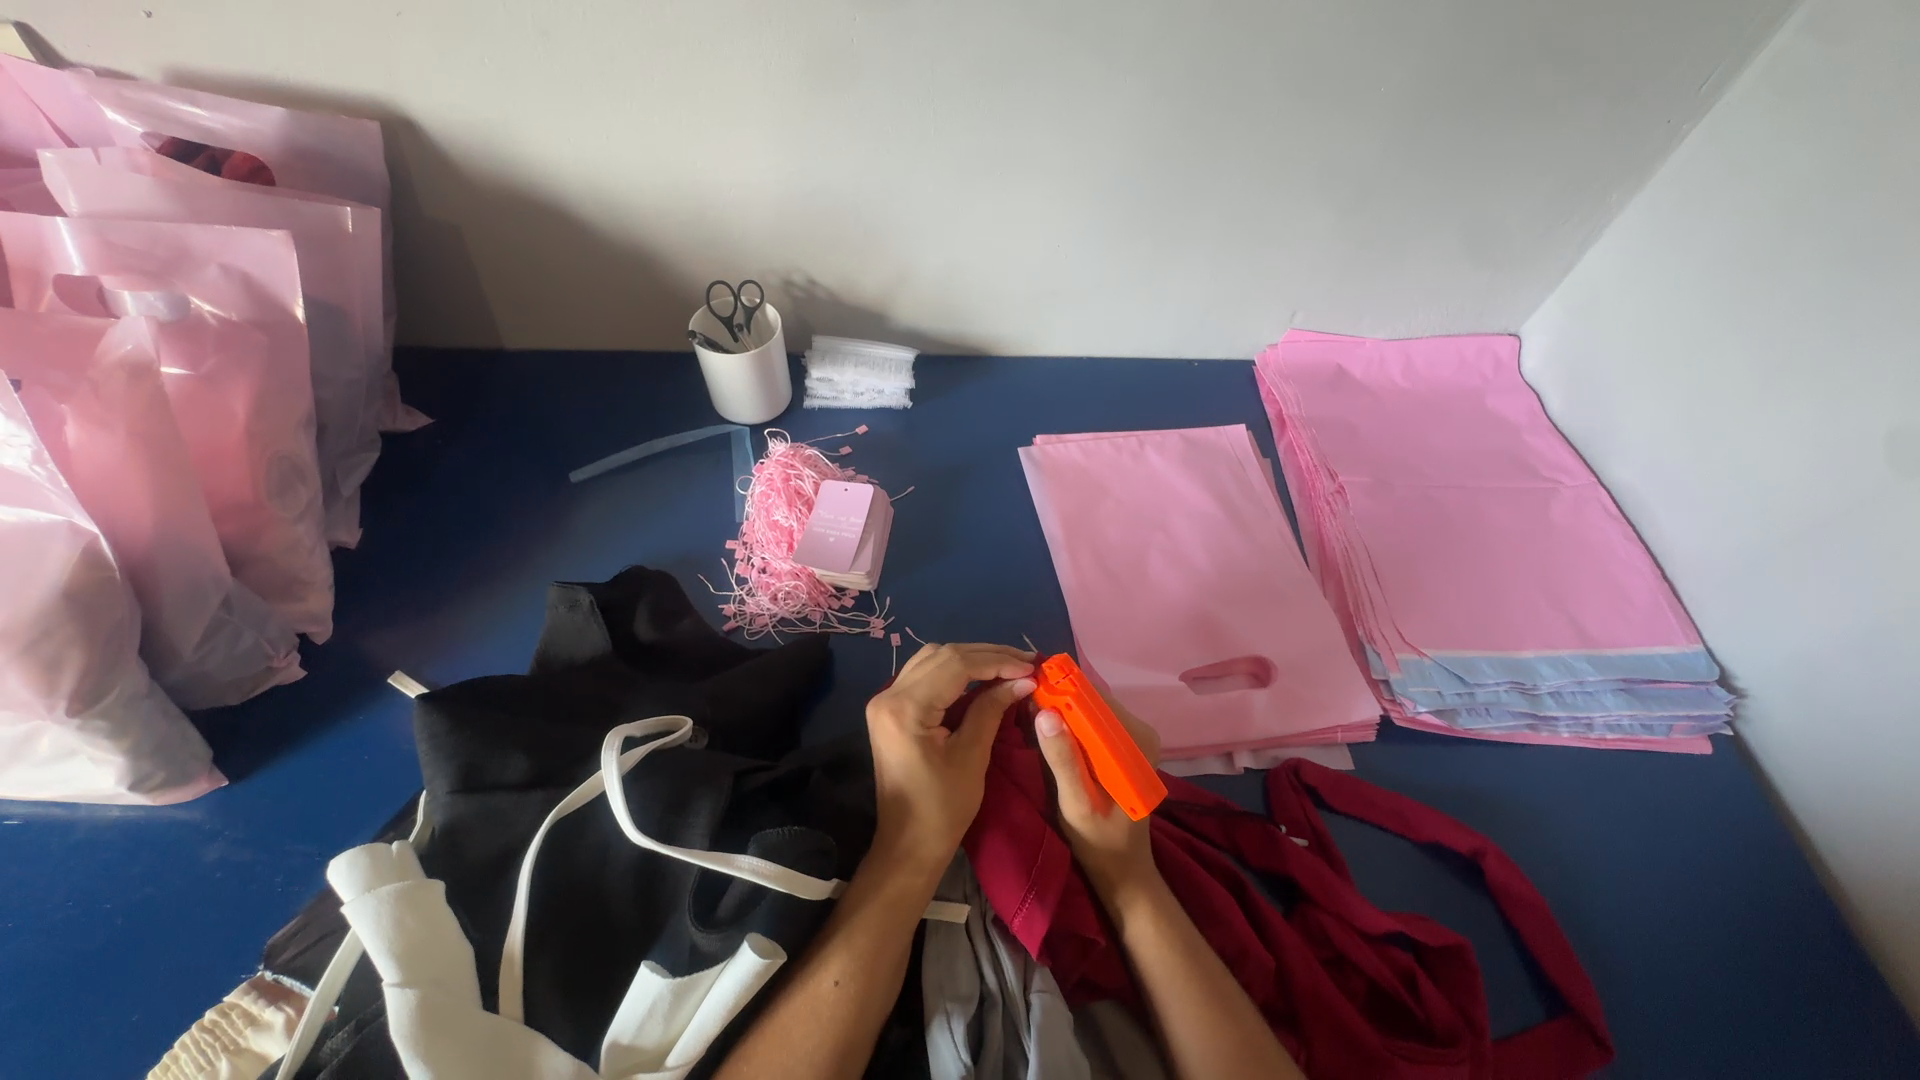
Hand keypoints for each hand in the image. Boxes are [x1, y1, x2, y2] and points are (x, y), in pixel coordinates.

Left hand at [865, 643, 1036, 878]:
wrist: (907, 843)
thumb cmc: (942, 809)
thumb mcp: (971, 756)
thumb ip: (991, 709)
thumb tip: (1023, 679)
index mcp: (905, 708)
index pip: (955, 665)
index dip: (996, 661)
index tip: (1031, 667)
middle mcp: (888, 695)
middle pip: (942, 655)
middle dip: (987, 655)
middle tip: (1025, 663)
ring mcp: (885, 700)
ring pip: (932, 659)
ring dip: (970, 659)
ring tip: (1008, 667)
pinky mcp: (890, 709)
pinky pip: (924, 675)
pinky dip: (954, 671)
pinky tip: (981, 677)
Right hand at [1034, 693, 1163, 903]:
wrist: (1122, 867)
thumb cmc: (1098, 840)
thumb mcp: (1076, 803)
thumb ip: (1063, 759)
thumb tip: (1045, 712)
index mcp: (1136, 744)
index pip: (1095, 701)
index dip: (1061, 690)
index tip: (1029, 685)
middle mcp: (1140, 733)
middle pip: (1093, 701)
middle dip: (1059, 697)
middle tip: (1023, 698)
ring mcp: (1132, 738)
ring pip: (1091, 709)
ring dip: (1061, 708)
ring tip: (1029, 709)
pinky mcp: (1122, 746)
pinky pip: (1093, 722)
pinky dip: (1069, 721)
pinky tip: (1047, 728)